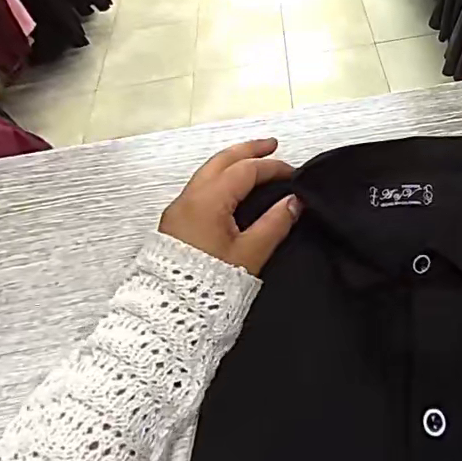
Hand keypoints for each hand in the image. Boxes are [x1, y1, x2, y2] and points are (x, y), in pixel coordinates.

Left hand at [158, 139, 298, 277]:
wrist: (167, 315)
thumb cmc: (208, 284)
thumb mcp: (251, 253)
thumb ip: (276, 223)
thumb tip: (294, 202)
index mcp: (208, 202)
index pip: (246, 170)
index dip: (273, 167)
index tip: (294, 173)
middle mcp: (188, 199)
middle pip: (221, 161)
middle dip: (248, 150)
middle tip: (272, 145)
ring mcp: (178, 211)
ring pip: (208, 172)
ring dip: (233, 162)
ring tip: (255, 160)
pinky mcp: (175, 223)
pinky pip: (201, 187)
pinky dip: (222, 177)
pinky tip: (234, 186)